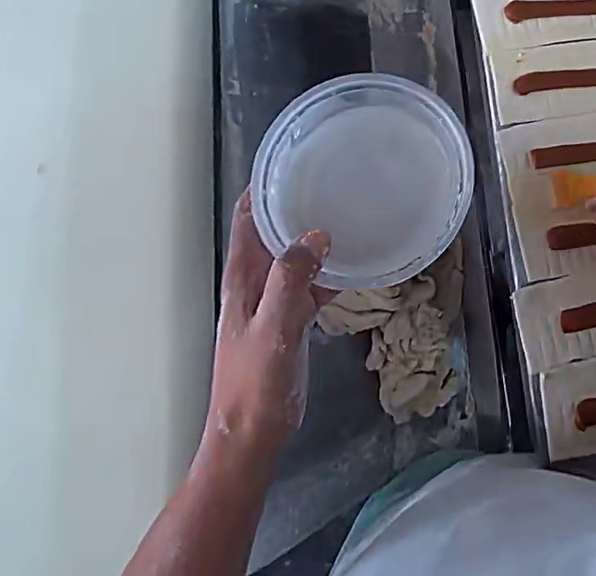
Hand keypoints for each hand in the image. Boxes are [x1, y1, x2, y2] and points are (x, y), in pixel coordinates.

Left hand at [207, 190, 333, 455]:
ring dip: (314, 233)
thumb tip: (316, 234)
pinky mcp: (291, 319)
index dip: (262, 187)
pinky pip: (312, 281)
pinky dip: (329, 268)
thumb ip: (292, 280)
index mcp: (242, 279)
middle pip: (272, 230)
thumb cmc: (255, 382)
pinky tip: (353, 262)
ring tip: (347, 209)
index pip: (247, 219)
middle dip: (295, 202)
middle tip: (331, 177)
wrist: (253, 435)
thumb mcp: (274, 327)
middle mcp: (255, 282)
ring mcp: (273, 301)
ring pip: (294, 254)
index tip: (290, 160)